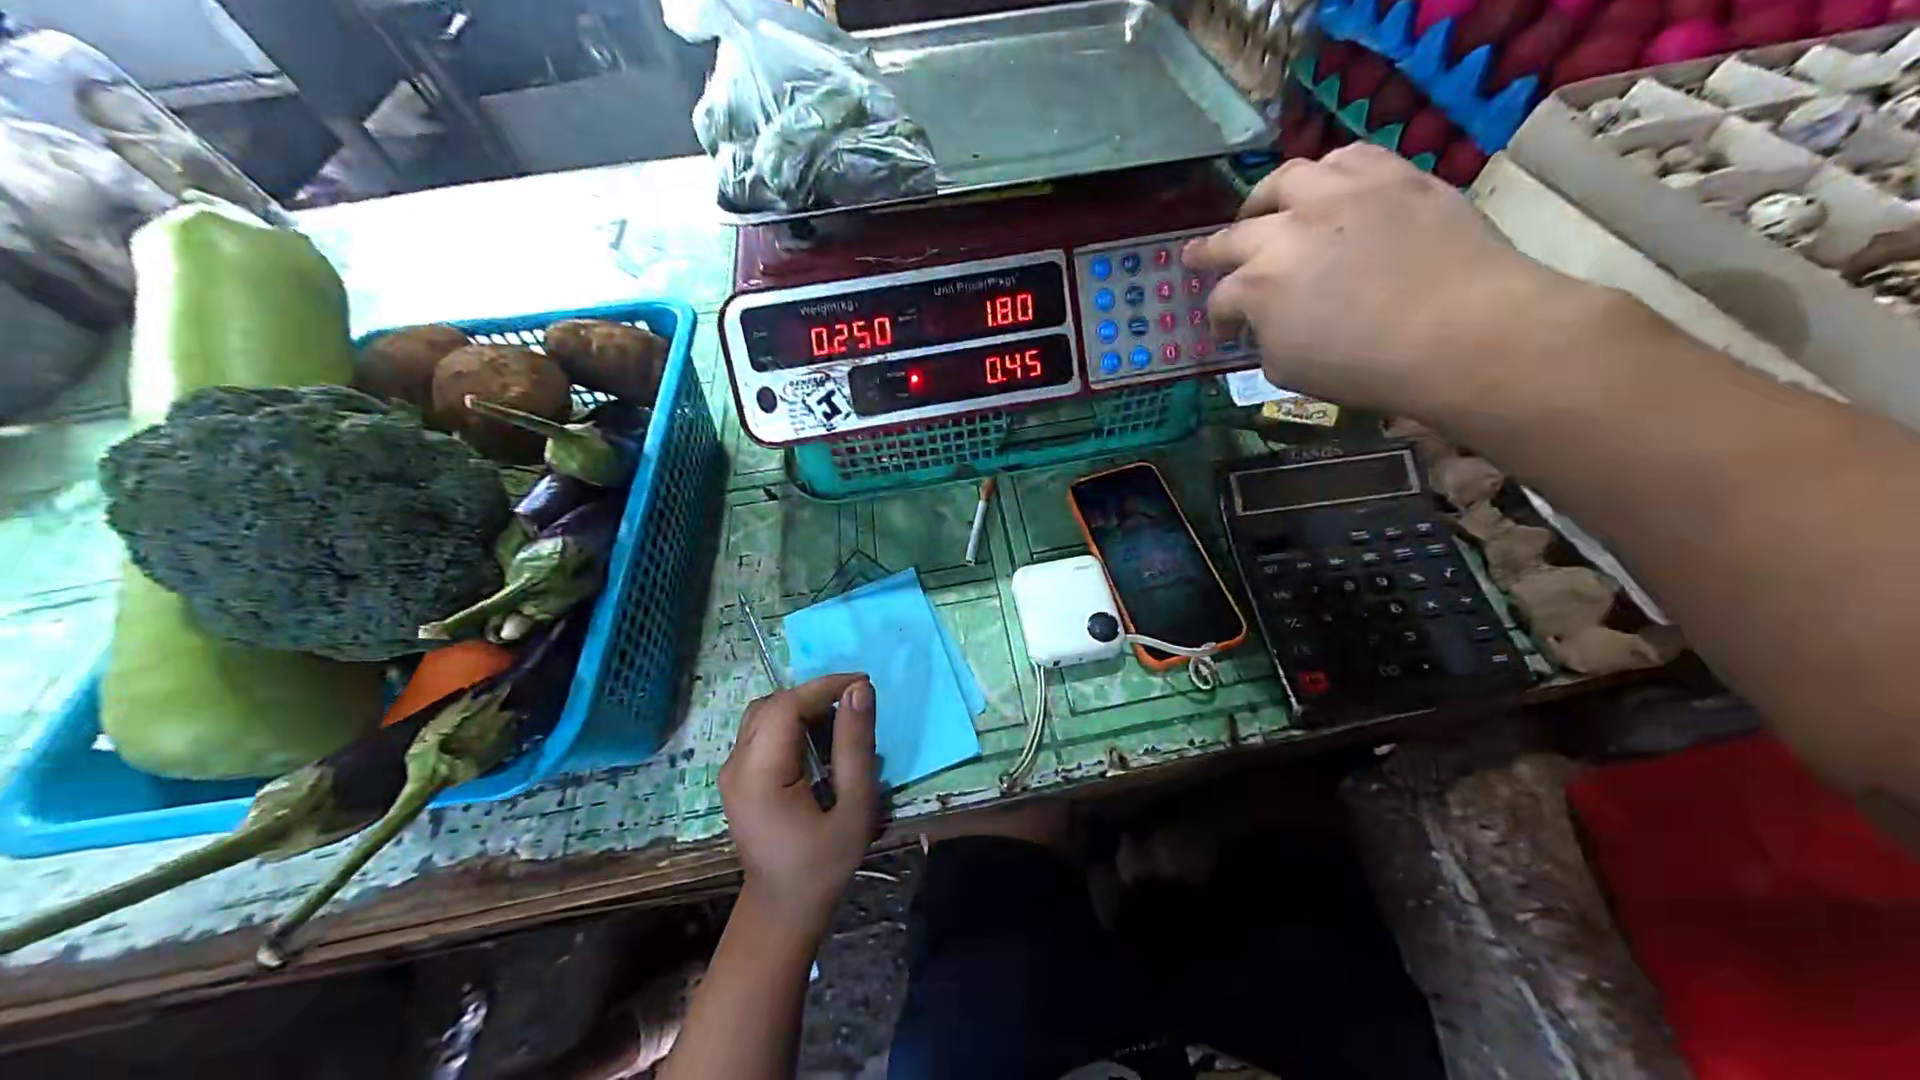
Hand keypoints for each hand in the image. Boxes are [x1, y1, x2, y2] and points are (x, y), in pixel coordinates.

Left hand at [719, 674, 879, 934]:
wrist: (783, 910)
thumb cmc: (823, 864)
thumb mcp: (854, 807)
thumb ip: (855, 746)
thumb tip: (860, 690)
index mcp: (759, 774)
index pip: (786, 706)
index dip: (824, 686)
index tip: (863, 684)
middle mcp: (735, 765)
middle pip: (772, 704)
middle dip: (815, 695)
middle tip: (856, 704)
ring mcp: (731, 771)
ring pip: (764, 714)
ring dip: (802, 707)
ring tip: (840, 720)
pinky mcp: (737, 776)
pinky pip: (761, 731)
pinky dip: (791, 723)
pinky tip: (819, 740)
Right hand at [1184, 145, 1603, 419]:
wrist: (1462, 332)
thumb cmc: (1367, 368)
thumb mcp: (1290, 372)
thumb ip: (1265, 342)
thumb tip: (1265, 327)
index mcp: (1257, 286)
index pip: (1221, 300)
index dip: (1219, 318)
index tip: (1227, 331)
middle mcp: (1287, 230)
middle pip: (1232, 236)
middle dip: (1209, 252)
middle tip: (1196, 257)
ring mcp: (1339, 194)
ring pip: (1284, 181)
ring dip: (1262, 199)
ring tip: (1260, 209)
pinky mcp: (1391, 175)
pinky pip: (1348, 157)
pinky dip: (1327, 172)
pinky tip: (1326, 185)